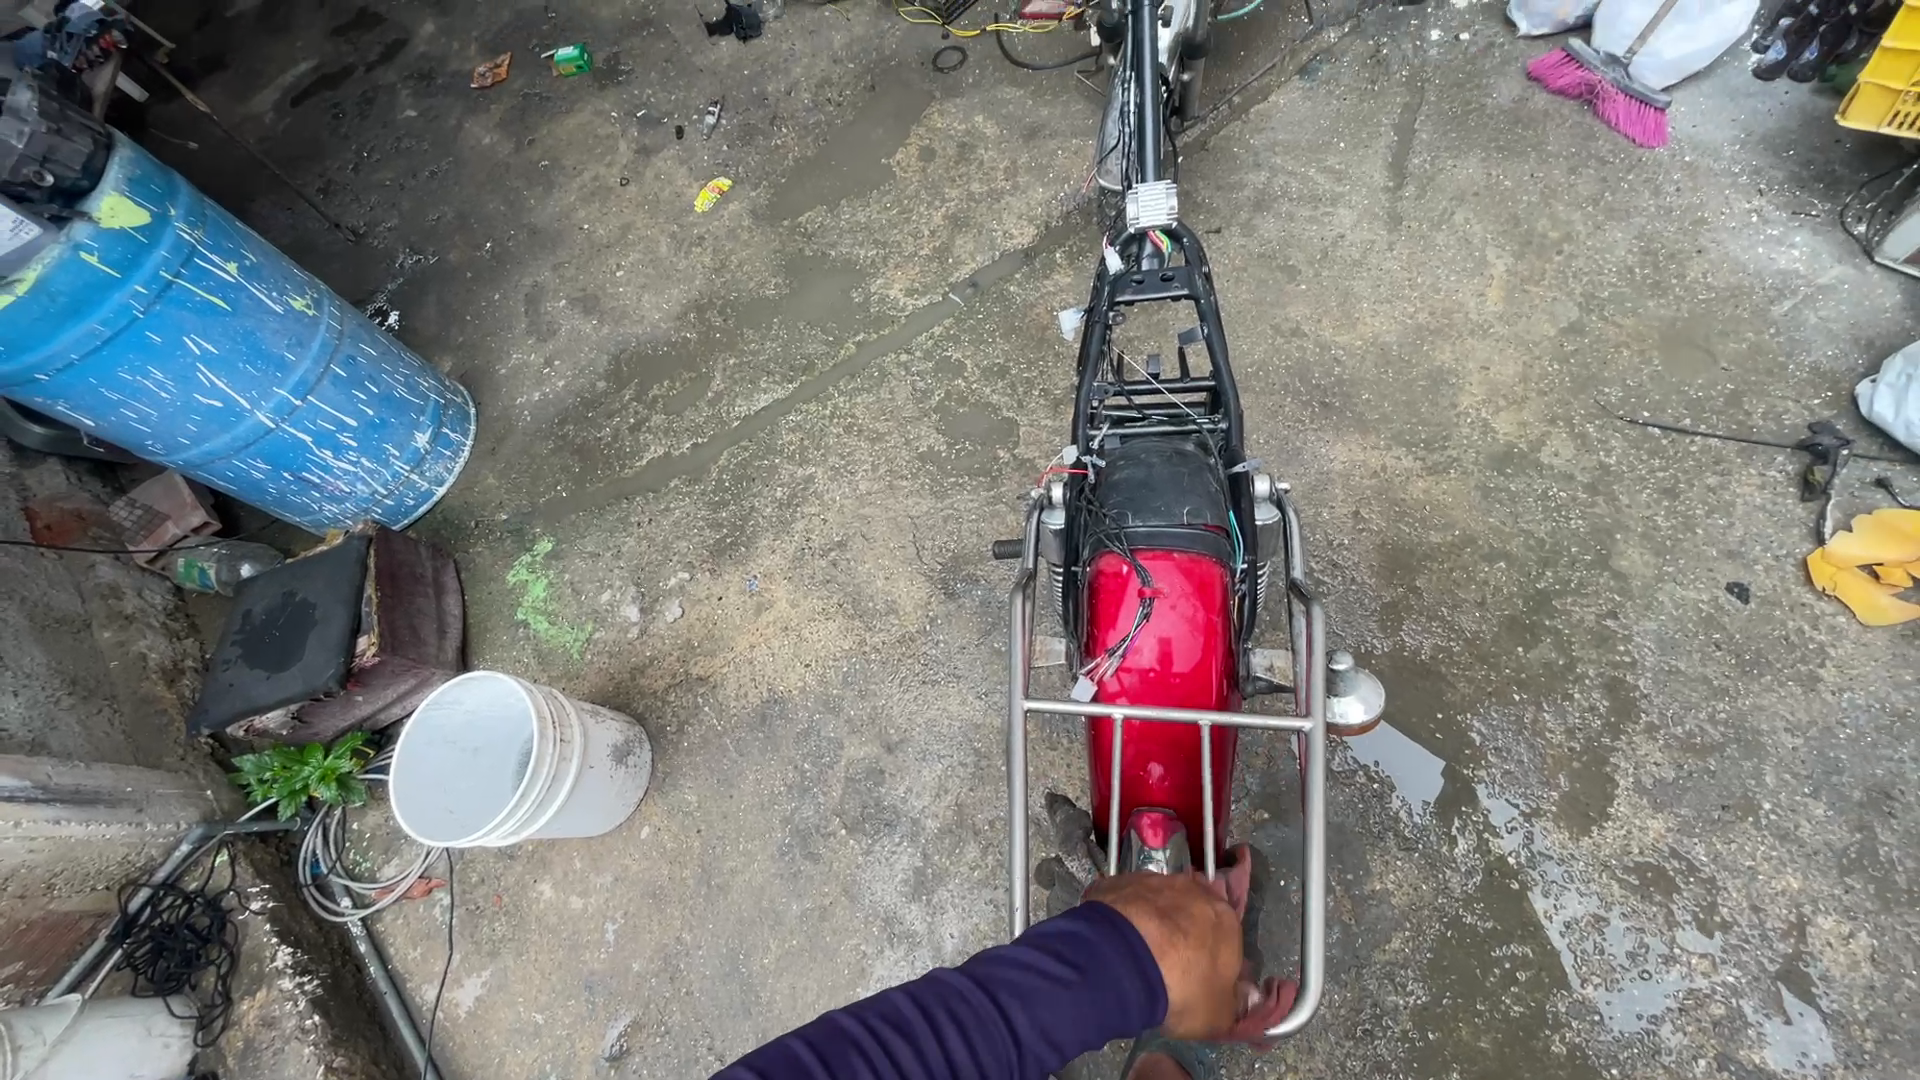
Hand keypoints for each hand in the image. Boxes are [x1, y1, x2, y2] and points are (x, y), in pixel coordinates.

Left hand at [1084, 871, 1242, 1038]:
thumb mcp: (1218, 1015)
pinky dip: (1126, 915)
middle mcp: (1193, 891)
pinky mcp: (1121, 880)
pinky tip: (1115, 937)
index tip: (1200, 977)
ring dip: (1153, 920)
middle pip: (1192, 911)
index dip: (1213, 958)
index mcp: (1225, 920)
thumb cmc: (1181, 987)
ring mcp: (1154, 880)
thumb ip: (1232, 1002)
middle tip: (1168, 963)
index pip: (1227, 937)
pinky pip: (1129, 898)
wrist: (1123, 957)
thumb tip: (1239, 995)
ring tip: (1137, 951)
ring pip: (1159, 900)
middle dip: (1184, 932)